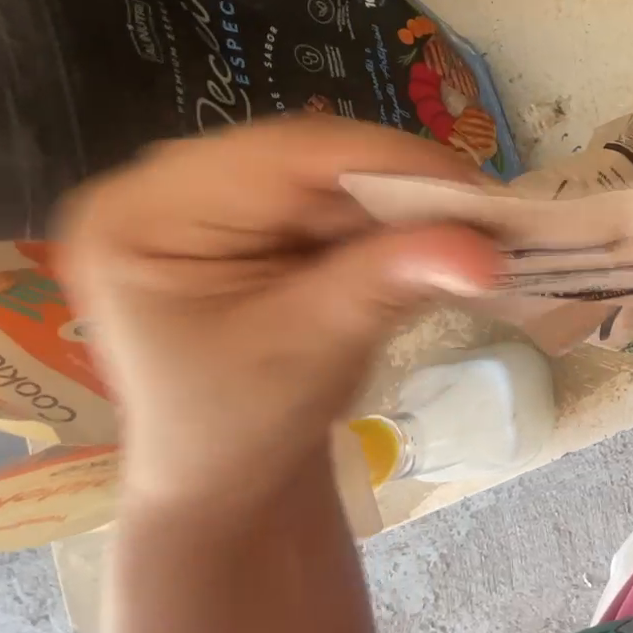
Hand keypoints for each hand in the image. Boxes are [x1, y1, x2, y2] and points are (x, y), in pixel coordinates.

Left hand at [56, 117, 504, 507]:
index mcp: (144, 212)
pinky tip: (440, 240)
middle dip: (407, 184)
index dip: (392, 161)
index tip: (479, 191)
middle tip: (488, 212)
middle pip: (316, 157)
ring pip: (341, 173)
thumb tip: (488, 250)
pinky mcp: (260, 217)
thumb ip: (391, 282)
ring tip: (477, 228)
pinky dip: (399, 220)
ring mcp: (217, 198)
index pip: (285, 154)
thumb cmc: (238, 426)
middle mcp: (172, 185)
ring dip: (411, 202)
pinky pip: (345, 198)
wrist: (227, 478)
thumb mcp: (312, 348)